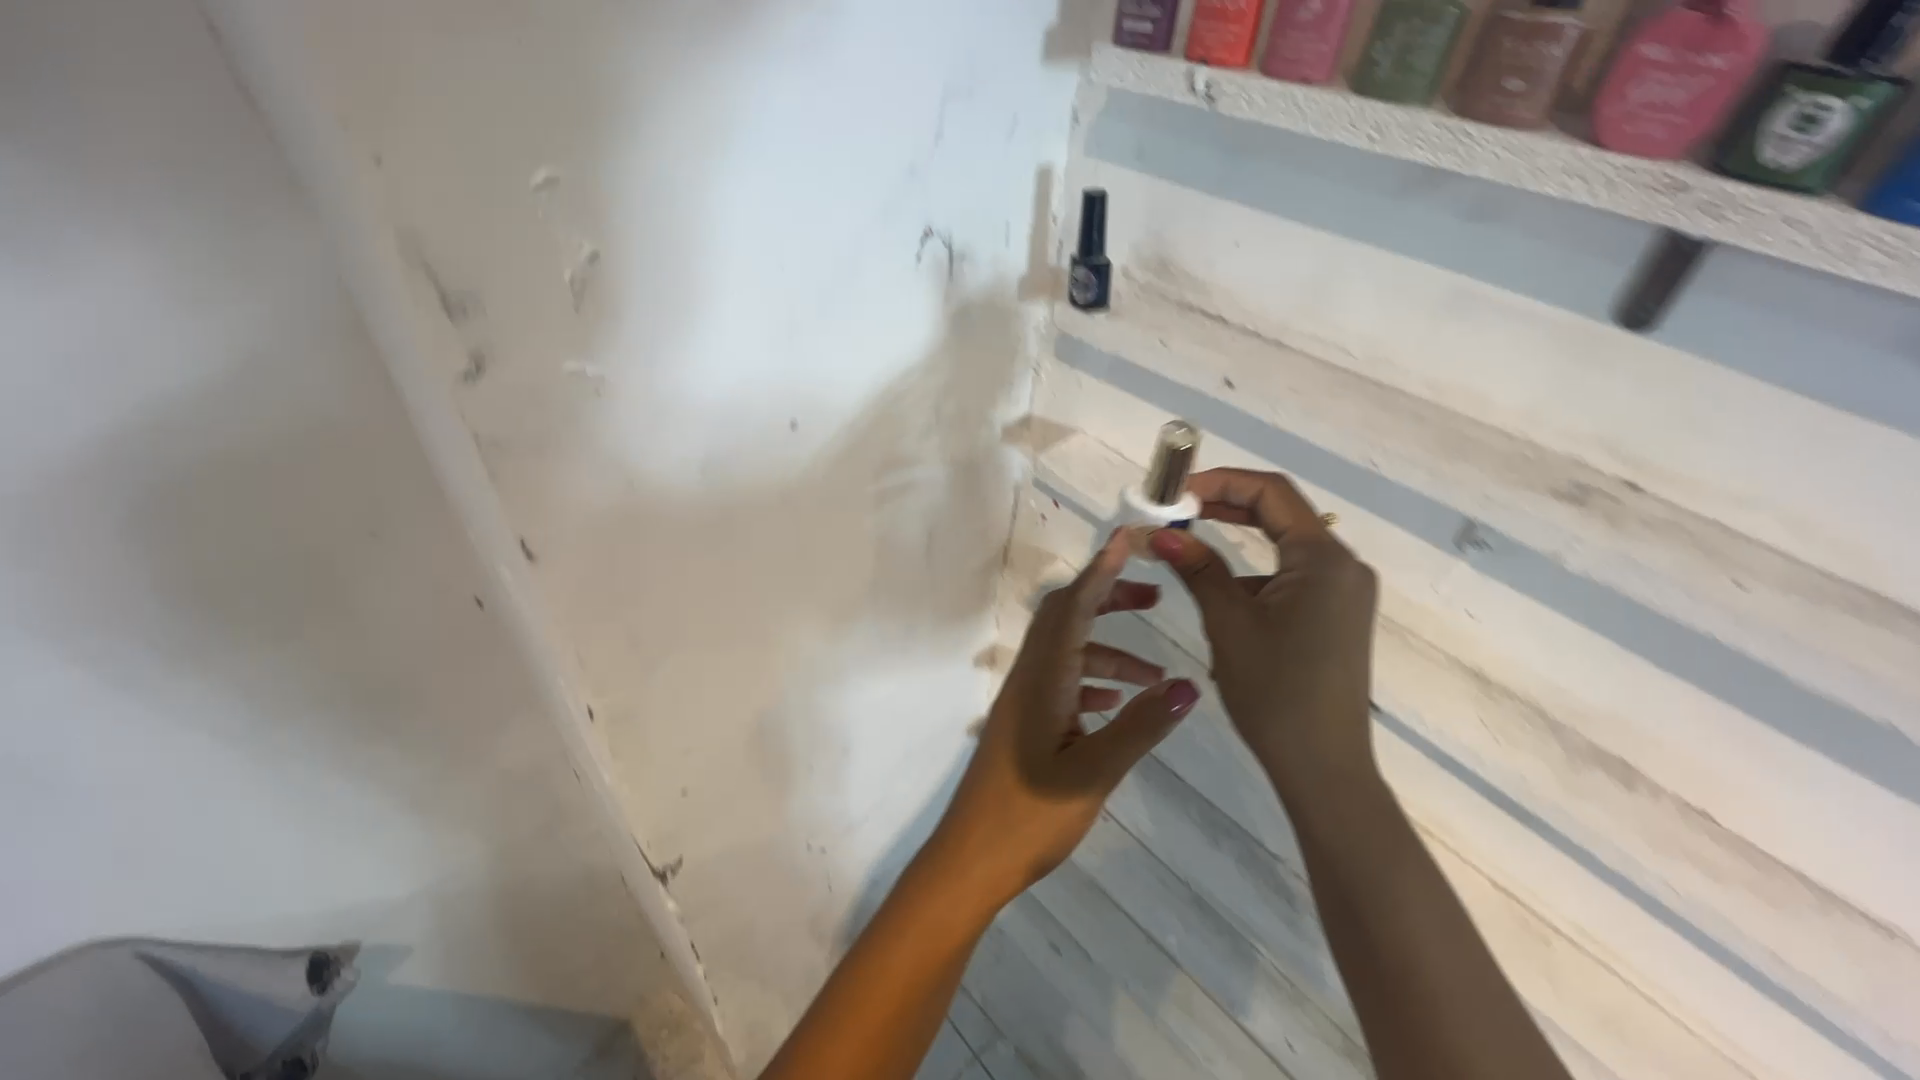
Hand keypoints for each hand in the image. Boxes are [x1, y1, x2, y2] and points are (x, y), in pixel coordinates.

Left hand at [922, 532, 1201, 912]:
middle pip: (1067, 620)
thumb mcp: (1094, 772)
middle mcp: (1030, 680)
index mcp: (1043, 679)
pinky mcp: (1026, 727)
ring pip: (1069, 656)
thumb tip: (1187, 686)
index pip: (1074, 607)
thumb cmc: (1029, 816)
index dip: (1101, 570)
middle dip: (1108, 601)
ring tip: (1156, 677)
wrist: (972, 859)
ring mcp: (1024, 704)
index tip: (1129, 539)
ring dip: (1110, 654)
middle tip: (1154, 599)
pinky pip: (1064, 686)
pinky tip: (1120, 707)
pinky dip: (1094, 684)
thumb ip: (1141, 727)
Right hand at [1148, 468, 1378, 803]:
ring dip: (1238, 540)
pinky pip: (1293, 576)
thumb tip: (1161, 532)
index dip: (1219, 482)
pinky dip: (1255, 573)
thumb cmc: (1275, 691)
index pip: (1271, 493)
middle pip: (1281, 513)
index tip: (1173, 493)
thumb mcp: (1228, 623)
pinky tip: (1222, 594)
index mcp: (1323, 558)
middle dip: (1226, 506)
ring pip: (1285, 546)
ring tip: (1188, 548)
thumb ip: (1198, 568)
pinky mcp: (1338, 617)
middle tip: (1175, 512)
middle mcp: (1343, 565)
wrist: (1322, 765)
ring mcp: (1345, 593)